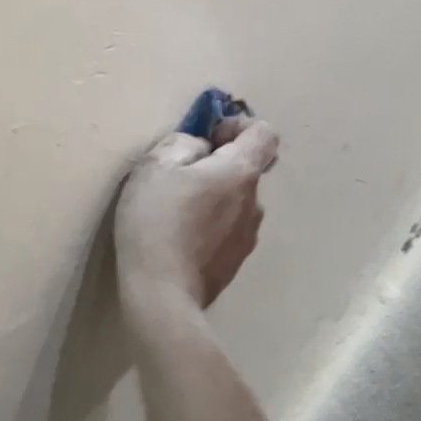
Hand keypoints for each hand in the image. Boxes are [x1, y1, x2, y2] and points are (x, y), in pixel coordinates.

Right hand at [114, 116, 280, 307]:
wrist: (162, 294)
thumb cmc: (156, 220)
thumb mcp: (155, 166)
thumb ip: (182, 144)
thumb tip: (200, 149)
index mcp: (240, 172)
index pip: (265, 134)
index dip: (239, 126)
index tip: (209, 137)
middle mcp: (255, 202)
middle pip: (248, 169)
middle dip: (220, 163)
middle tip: (182, 174)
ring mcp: (249, 236)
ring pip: (237, 201)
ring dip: (216, 196)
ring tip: (178, 210)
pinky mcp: (236, 262)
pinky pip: (229, 229)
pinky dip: (212, 224)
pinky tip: (182, 238)